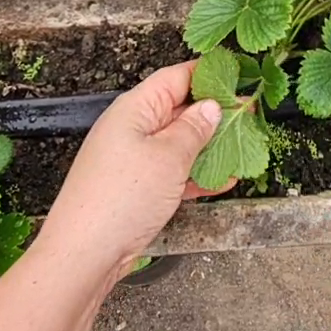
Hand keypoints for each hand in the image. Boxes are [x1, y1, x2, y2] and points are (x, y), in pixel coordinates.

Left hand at [35, 62, 224, 277]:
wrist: (82, 257)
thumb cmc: (118, 200)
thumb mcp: (168, 157)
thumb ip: (194, 129)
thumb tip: (211, 107)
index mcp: (135, 108)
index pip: (176, 77)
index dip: (207, 73)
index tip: (235, 74)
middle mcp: (132, 128)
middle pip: (178, 109)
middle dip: (213, 112)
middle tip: (247, 113)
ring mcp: (133, 159)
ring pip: (178, 143)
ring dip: (208, 146)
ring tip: (241, 146)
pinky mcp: (136, 188)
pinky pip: (172, 172)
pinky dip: (195, 174)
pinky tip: (222, 180)